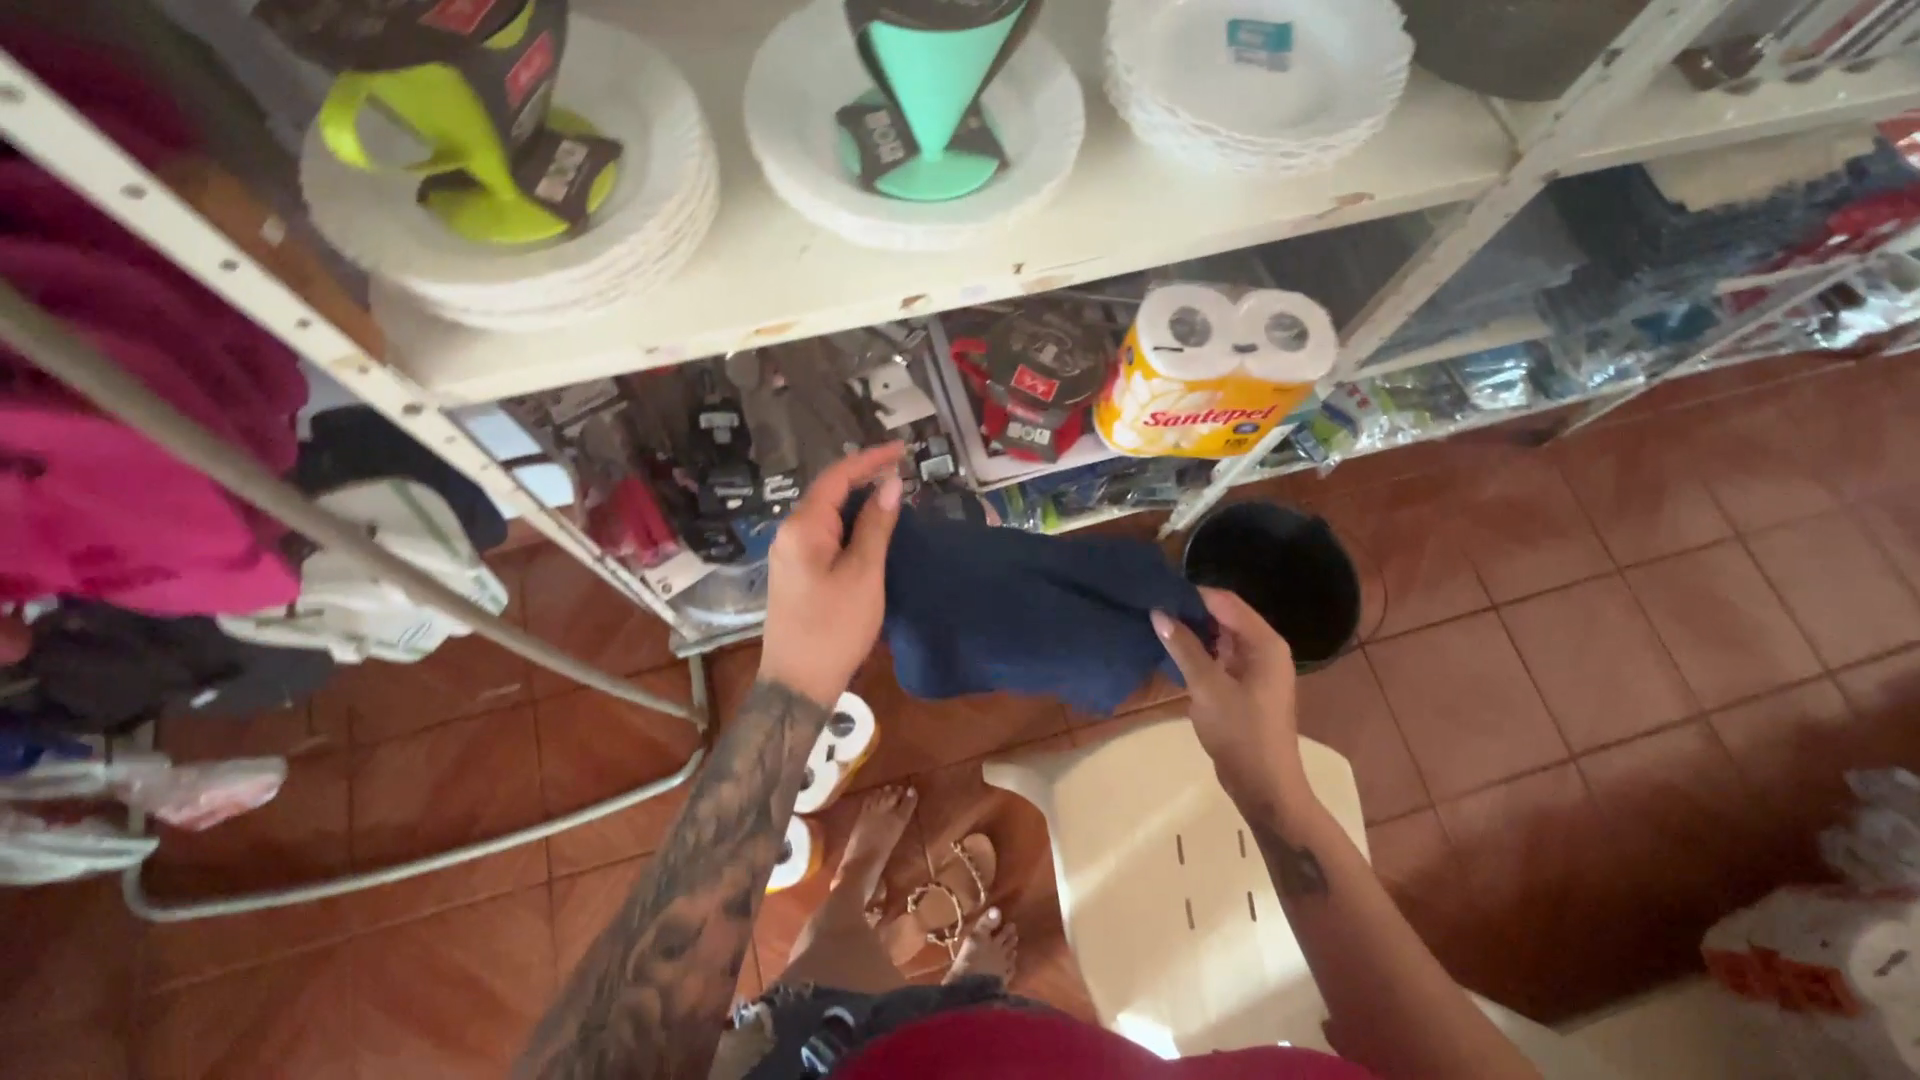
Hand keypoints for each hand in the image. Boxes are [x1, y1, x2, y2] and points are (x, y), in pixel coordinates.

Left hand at [758, 443, 905, 708]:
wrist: (798, 680)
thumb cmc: (834, 627)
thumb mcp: (864, 574)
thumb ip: (876, 525)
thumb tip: (891, 484)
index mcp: (803, 527)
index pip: (838, 477)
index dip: (870, 459)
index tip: (903, 450)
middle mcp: (789, 533)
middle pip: (829, 492)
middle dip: (865, 478)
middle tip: (903, 472)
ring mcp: (790, 553)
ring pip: (827, 515)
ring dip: (859, 503)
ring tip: (894, 497)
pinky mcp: (796, 572)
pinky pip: (824, 535)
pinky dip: (850, 526)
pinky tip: (871, 530)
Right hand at [1152, 589, 1308, 808]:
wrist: (1264, 785)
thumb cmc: (1240, 732)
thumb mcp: (1206, 687)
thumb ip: (1183, 647)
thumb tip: (1158, 612)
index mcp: (1264, 643)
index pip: (1225, 602)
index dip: (1192, 594)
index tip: (1157, 591)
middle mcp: (1264, 649)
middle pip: (1224, 617)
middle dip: (1190, 612)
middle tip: (1151, 608)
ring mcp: (1256, 669)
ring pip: (1220, 638)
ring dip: (1192, 633)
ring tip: (1156, 626)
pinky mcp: (1245, 687)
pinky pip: (1220, 658)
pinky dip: (1198, 654)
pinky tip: (1172, 653)